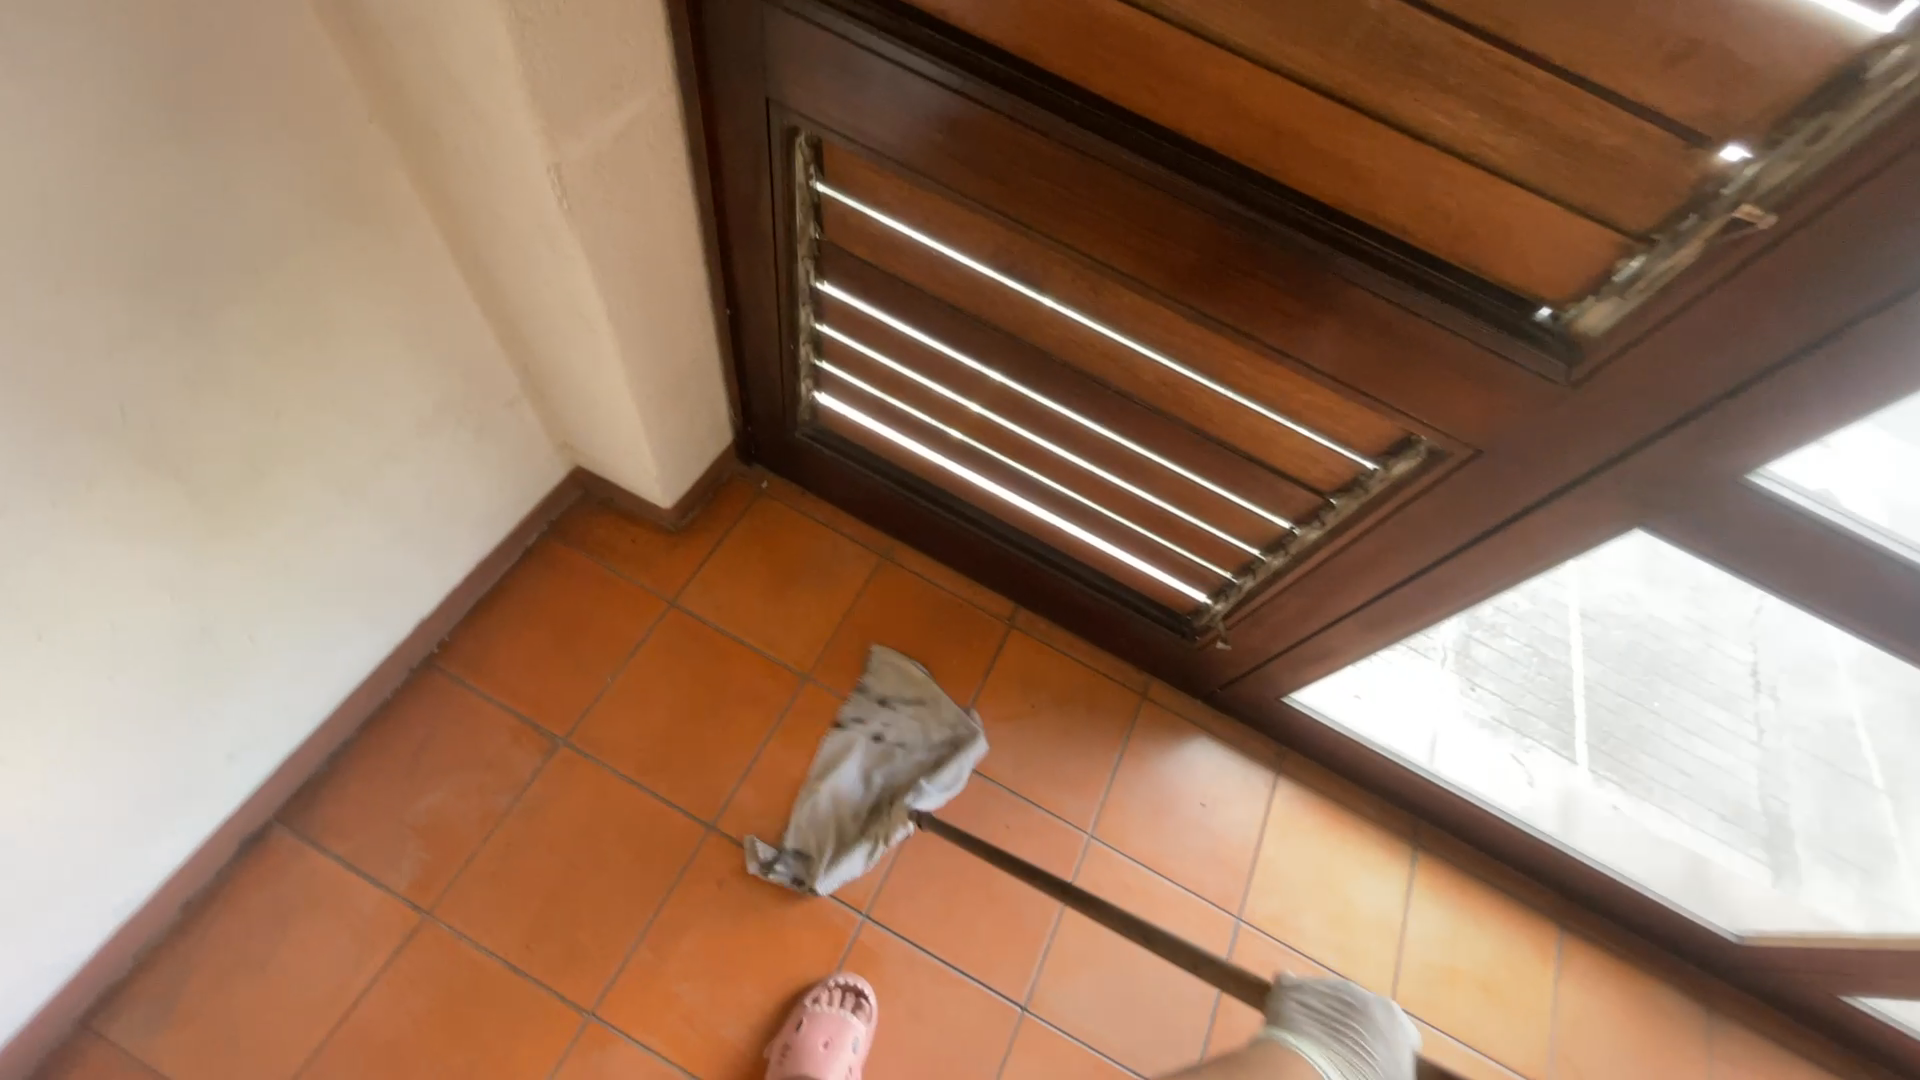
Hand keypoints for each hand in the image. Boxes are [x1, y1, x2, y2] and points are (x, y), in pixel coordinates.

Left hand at [1258, 975, 1419, 1079]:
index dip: (1390, 1052)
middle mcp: (1358, 991)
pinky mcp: (1289, 985)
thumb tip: (1386, 1064)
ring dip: (1324, 1015)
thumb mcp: (1395, 1077)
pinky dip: (1292, 1005)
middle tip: (1346, 1057)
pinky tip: (1291, 1026)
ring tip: (1317, 1044)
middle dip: (1356, 1030)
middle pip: (1360, 1011)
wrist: (1311, 1074)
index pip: (1399, 1032)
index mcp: (1392, 1016)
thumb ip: (1396, 1066)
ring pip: (1326, 998)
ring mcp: (1321, 984)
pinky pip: (1292, 991)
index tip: (1381, 1068)